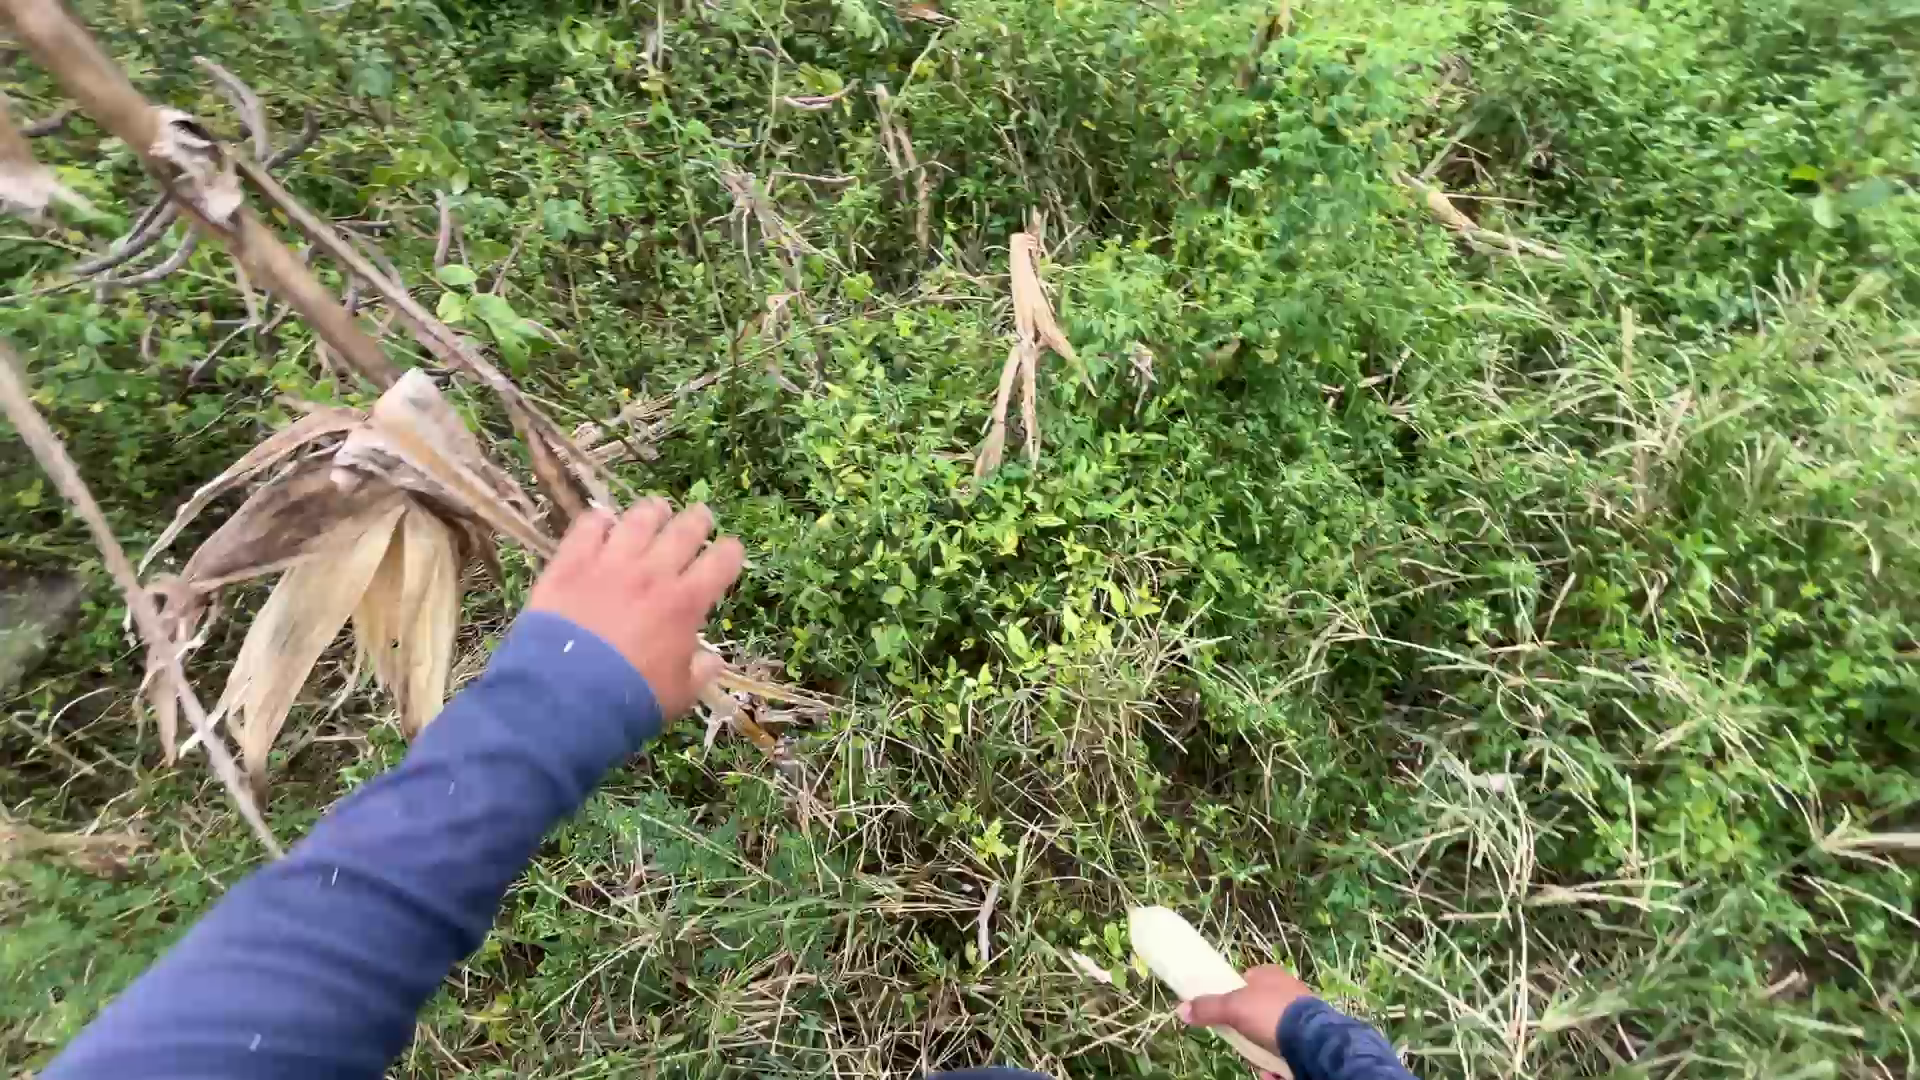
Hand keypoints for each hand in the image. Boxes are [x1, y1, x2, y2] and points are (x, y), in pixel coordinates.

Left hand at [526, 499, 744, 716]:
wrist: (564, 699)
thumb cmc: (632, 700)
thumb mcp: (680, 693)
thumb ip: (700, 672)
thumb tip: (712, 660)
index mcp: (686, 602)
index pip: (722, 562)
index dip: (730, 552)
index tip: (731, 551)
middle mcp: (654, 574)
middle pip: (684, 531)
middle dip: (698, 520)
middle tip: (701, 516)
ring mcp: (610, 564)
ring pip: (639, 521)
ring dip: (653, 512)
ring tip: (657, 509)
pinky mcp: (570, 565)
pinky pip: (587, 528)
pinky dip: (598, 521)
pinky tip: (603, 521)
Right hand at [1178, 965, 1314, 1065]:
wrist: (1315, 1042)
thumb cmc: (1270, 1013)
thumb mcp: (1232, 1007)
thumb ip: (1207, 1007)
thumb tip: (1180, 1009)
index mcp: (1270, 974)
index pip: (1248, 980)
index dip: (1236, 996)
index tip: (1228, 1014)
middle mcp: (1288, 991)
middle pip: (1259, 1011)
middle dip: (1249, 1031)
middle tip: (1242, 1043)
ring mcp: (1303, 1017)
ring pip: (1274, 1036)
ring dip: (1263, 1053)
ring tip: (1260, 1066)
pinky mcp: (1314, 1041)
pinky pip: (1290, 1052)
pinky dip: (1280, 1065)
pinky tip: (1275, 1072)